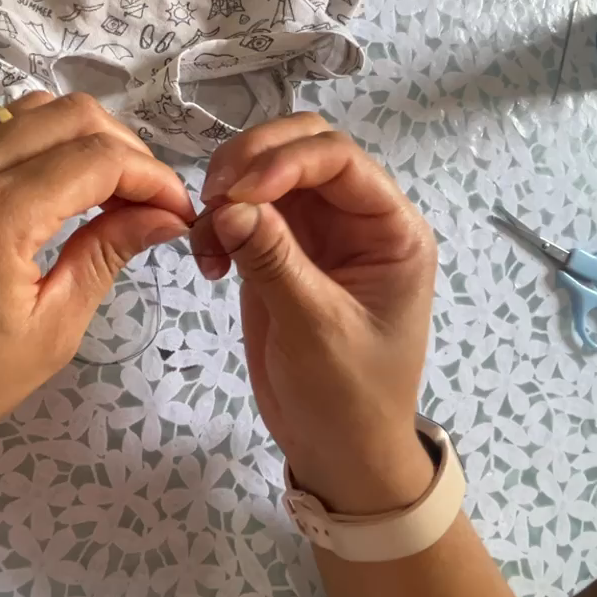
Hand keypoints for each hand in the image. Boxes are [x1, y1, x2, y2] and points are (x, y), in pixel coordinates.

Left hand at [0, 92, 194, 476]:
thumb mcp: (52, 328)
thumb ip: (108, 254)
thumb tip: (165, 216)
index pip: (97, 160)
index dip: (152, 178)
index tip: (179, 213)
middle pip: (72, 115)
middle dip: (126, 150)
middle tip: (150, 203)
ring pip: (36, 109)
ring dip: (86, 139)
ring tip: (111, 193)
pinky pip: (2, 129)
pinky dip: (46, 141)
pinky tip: (63, 187)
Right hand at [190, 114, 437, 514]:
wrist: (335, 448)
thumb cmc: (348, 396)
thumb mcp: (316, 329)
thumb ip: (274, 261)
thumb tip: (229, 206)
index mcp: (390, 229)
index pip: (339, 159)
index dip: (284, 161)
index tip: (235, 193)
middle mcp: (355, 217)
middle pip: (300, 147)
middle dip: (250, 161)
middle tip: (211, 197)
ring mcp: (315, 231)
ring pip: (263, 174)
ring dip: (226, 195)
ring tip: (206, 245)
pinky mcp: (278, 248)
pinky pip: (241, 211)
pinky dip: (216, 224)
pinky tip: (208, 264)